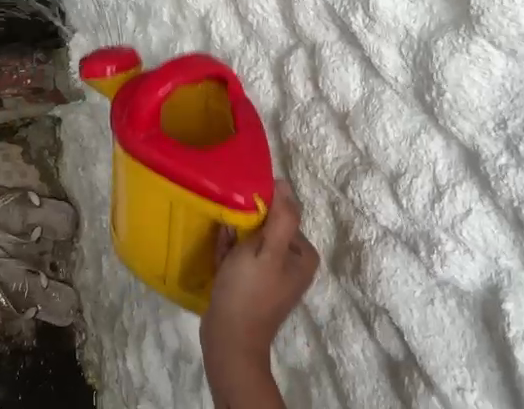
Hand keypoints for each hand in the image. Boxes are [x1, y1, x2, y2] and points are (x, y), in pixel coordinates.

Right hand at [201, 184, 317, 368]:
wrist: (230, 339)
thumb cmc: (249, 292)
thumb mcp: (267, 250)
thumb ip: (281, 217)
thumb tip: (284, 184)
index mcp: (303, 255)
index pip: (281, 215)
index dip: (257, 212)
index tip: (239, 219)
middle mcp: (293, 263)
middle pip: (264, 227)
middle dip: (241, 228)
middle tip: (227, 238)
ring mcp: (273, 275)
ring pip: (248, 241)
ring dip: (231, 241)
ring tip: (222, 252)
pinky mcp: (253, 285)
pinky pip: (239, 257)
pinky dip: (227, 255)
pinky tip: (219, 262)